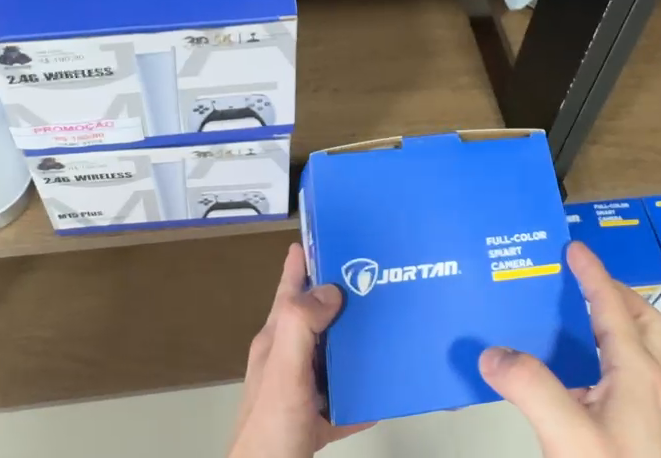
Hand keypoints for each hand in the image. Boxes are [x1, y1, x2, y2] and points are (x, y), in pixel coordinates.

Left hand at [228, 242, 374, 457]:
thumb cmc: (272, 425)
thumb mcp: (285, 368)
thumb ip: (302, 326)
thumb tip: (330, 288)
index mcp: (276, 340)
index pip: (289, 288)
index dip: (304, 261)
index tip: (329, 235)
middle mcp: (288, 359)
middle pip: (317, 318)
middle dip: (343, 297)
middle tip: (377, 276)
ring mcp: (302, 390)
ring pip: (333, 355)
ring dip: (356, 341)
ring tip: (388, 325)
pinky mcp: (317, 419)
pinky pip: (345, 397)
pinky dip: (364, 390)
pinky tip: (384, 387)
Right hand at [479, 240, 660, 457]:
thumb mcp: (566, 436)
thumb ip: (529, 386)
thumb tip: (491, 352)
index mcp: (638, 375)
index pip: (613, 308)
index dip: (593, 275)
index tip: (572, 247)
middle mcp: (651, 389)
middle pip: (646, 325)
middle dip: (618, 295)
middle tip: (584, 282)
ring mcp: (650, 418)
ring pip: (642, 354)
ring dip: (615, 326)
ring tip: (575, 323)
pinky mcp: (640, 441)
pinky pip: (628, 380)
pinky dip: (605, 359)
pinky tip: (574, 382)